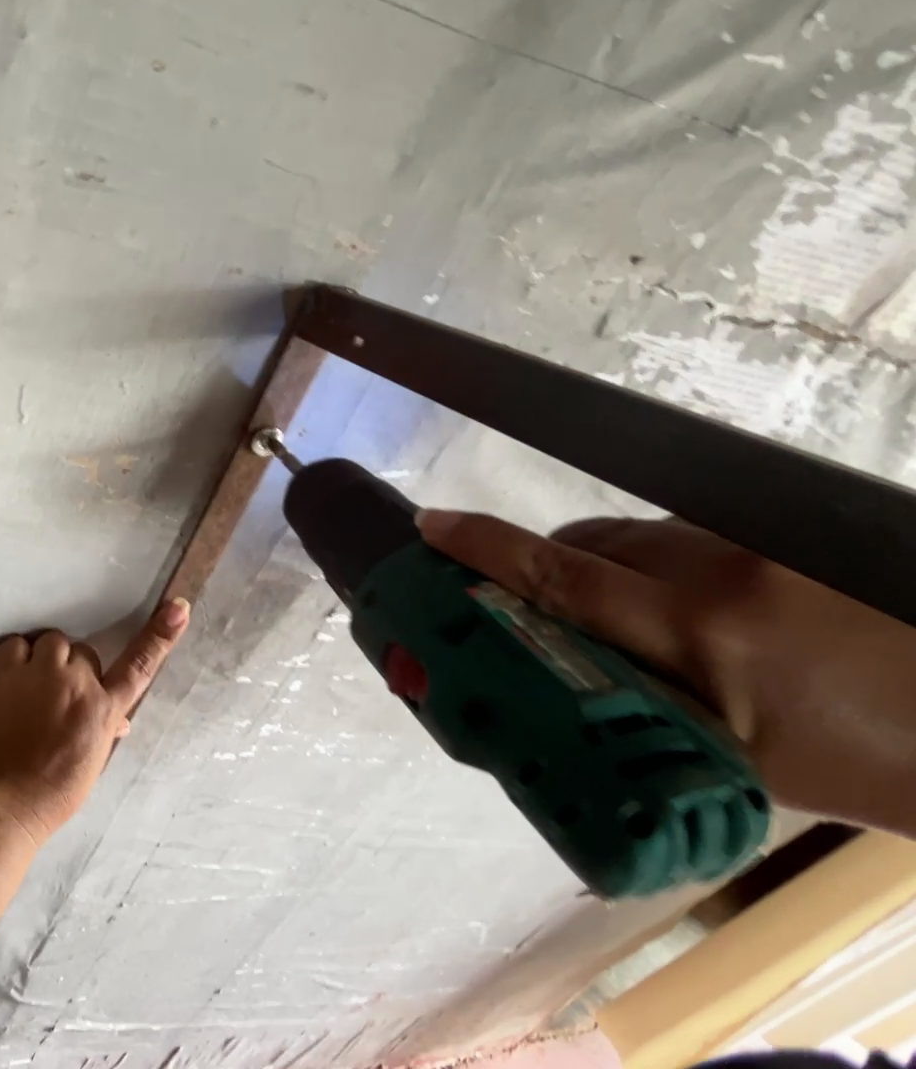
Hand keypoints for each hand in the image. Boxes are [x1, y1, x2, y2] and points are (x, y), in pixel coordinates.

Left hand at [0, 599, 190, 844]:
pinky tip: (10, 682)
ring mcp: (42, 675)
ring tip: (31, 689)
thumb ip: (105, 728)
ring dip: (44, 659)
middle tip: (55, 698)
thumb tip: (118, 721)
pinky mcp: (7, 672)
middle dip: (73, 668)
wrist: (8, 799)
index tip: (177, 608)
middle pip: (83, 651)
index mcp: (106, 710)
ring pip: (52, 643)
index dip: (160, 635)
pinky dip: (14, 657)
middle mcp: (78, 685)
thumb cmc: (55, 789)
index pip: (140, 666)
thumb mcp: (94, 760)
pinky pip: (16, 644)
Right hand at [417, 510, 915, 835]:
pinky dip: (660, 563)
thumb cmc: (860, 767)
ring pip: (637, 535)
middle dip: (541, 563)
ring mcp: (763, 546)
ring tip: (617, 614)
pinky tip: (689, 606)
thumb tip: (546, 688)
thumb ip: (632, 710)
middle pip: (587, 543)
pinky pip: (688, 537)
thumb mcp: (728, 759)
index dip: (485, 549)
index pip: (561, 578)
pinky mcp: (793, 538)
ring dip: (603, 564)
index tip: (431, 523)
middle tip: (523, 604)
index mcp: (698, 636)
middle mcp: (721, 571)